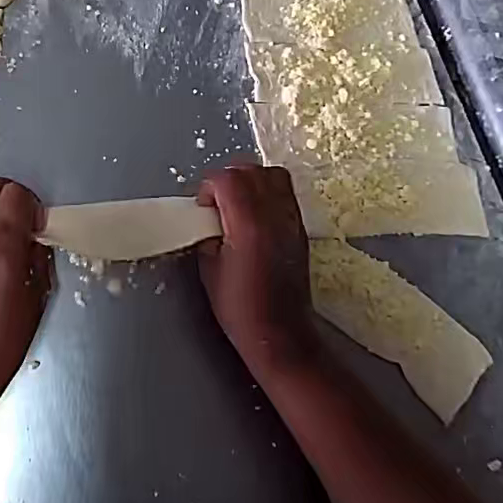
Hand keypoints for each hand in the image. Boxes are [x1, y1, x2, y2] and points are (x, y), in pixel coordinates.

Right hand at [196, 164, 319, 372]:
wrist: (280, 332)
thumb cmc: (240, 307)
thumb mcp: (209, 268)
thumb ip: (207, 233)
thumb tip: (209, 216)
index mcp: (249, 225)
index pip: (228, 179)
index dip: (209, 187)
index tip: (203, 207)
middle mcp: (274, 215)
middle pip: (250, 170)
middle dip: (227, 179)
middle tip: (215, 202)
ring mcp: (291, 219)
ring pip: (271, 174)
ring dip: (249, 180)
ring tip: (236, 203)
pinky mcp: (299, 227)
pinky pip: (284, 191)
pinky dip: (266, 191)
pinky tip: (254, 213)